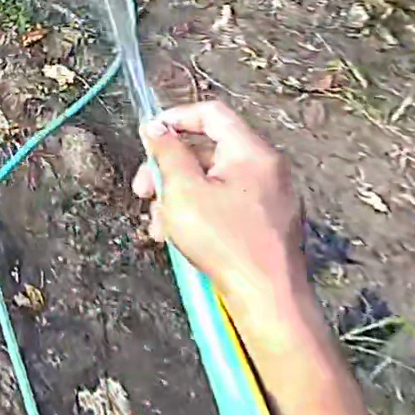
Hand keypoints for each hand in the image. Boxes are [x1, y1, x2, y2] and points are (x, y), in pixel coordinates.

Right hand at [134, 101, 305, 317]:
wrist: (268, 301)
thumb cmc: (225, 242)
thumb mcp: (182, 189)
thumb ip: (166, 152)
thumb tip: (155, 126)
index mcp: (251, 153)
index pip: (210, 113)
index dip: (174, 118)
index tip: (149, 137)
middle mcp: (267, 169)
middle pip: (206, 150)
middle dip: (168, 168)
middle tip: (143, 190)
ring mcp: (270, 198)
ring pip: (211, 180)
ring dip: (177, 195)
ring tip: (159, 224)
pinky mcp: (267, 223)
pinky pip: (224, 203)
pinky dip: (198, 211)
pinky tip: (178, 236)